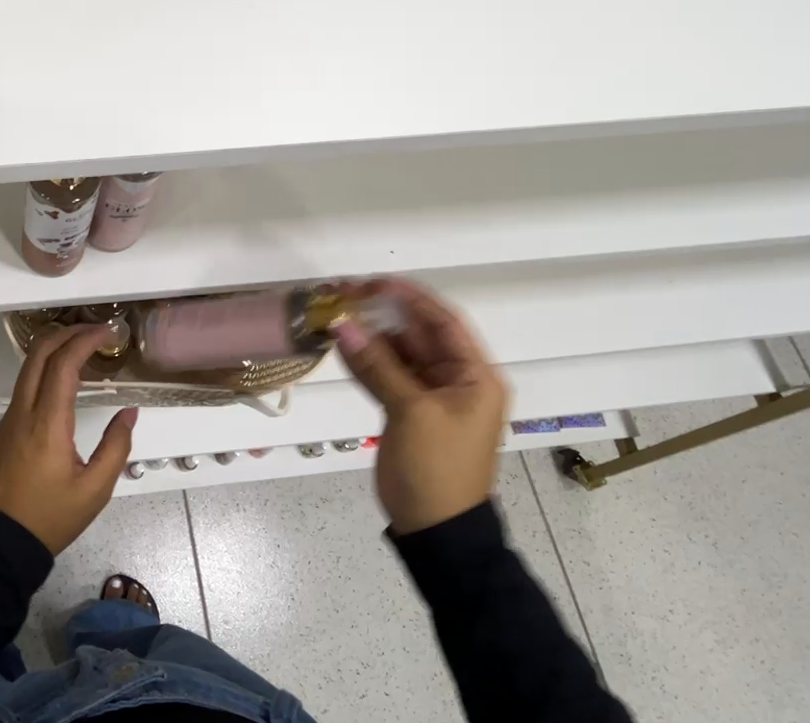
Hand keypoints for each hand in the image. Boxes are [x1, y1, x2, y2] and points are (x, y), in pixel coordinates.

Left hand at [0, 324, 138, 554]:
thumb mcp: (95, 489)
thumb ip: (116, 447)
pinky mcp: (6, 427)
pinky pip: (25, 384)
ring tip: (86, 349)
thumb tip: (129, 413)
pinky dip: (46, 367)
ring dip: (55, 348)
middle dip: (67, 333)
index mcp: (47, 423)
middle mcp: (23, 411)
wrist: (2, 541)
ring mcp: (10, 417)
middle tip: (97, 331)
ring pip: (28, 366)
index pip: (63, 364)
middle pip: (38, 353)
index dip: (85, 340)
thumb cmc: (51, 517)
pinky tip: (67, 378)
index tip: (108, 332)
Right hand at [333, 278, 507, 533]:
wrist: (435, 528)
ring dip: (368, 335)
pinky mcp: (405, 410)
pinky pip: (384, 374)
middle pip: (417, 334)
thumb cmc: (437, 468)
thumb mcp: (412, 413)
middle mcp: (455, 379)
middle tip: (343, 295)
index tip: (373, 282)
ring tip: (334, 314)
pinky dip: (363, 360)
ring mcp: (428, 395)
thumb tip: (342, 324)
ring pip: (397, 353)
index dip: (410, 297)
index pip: (444, 322)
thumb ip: (377, 365)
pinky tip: (338, 345)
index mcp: (475, 376)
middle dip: (382, 314)